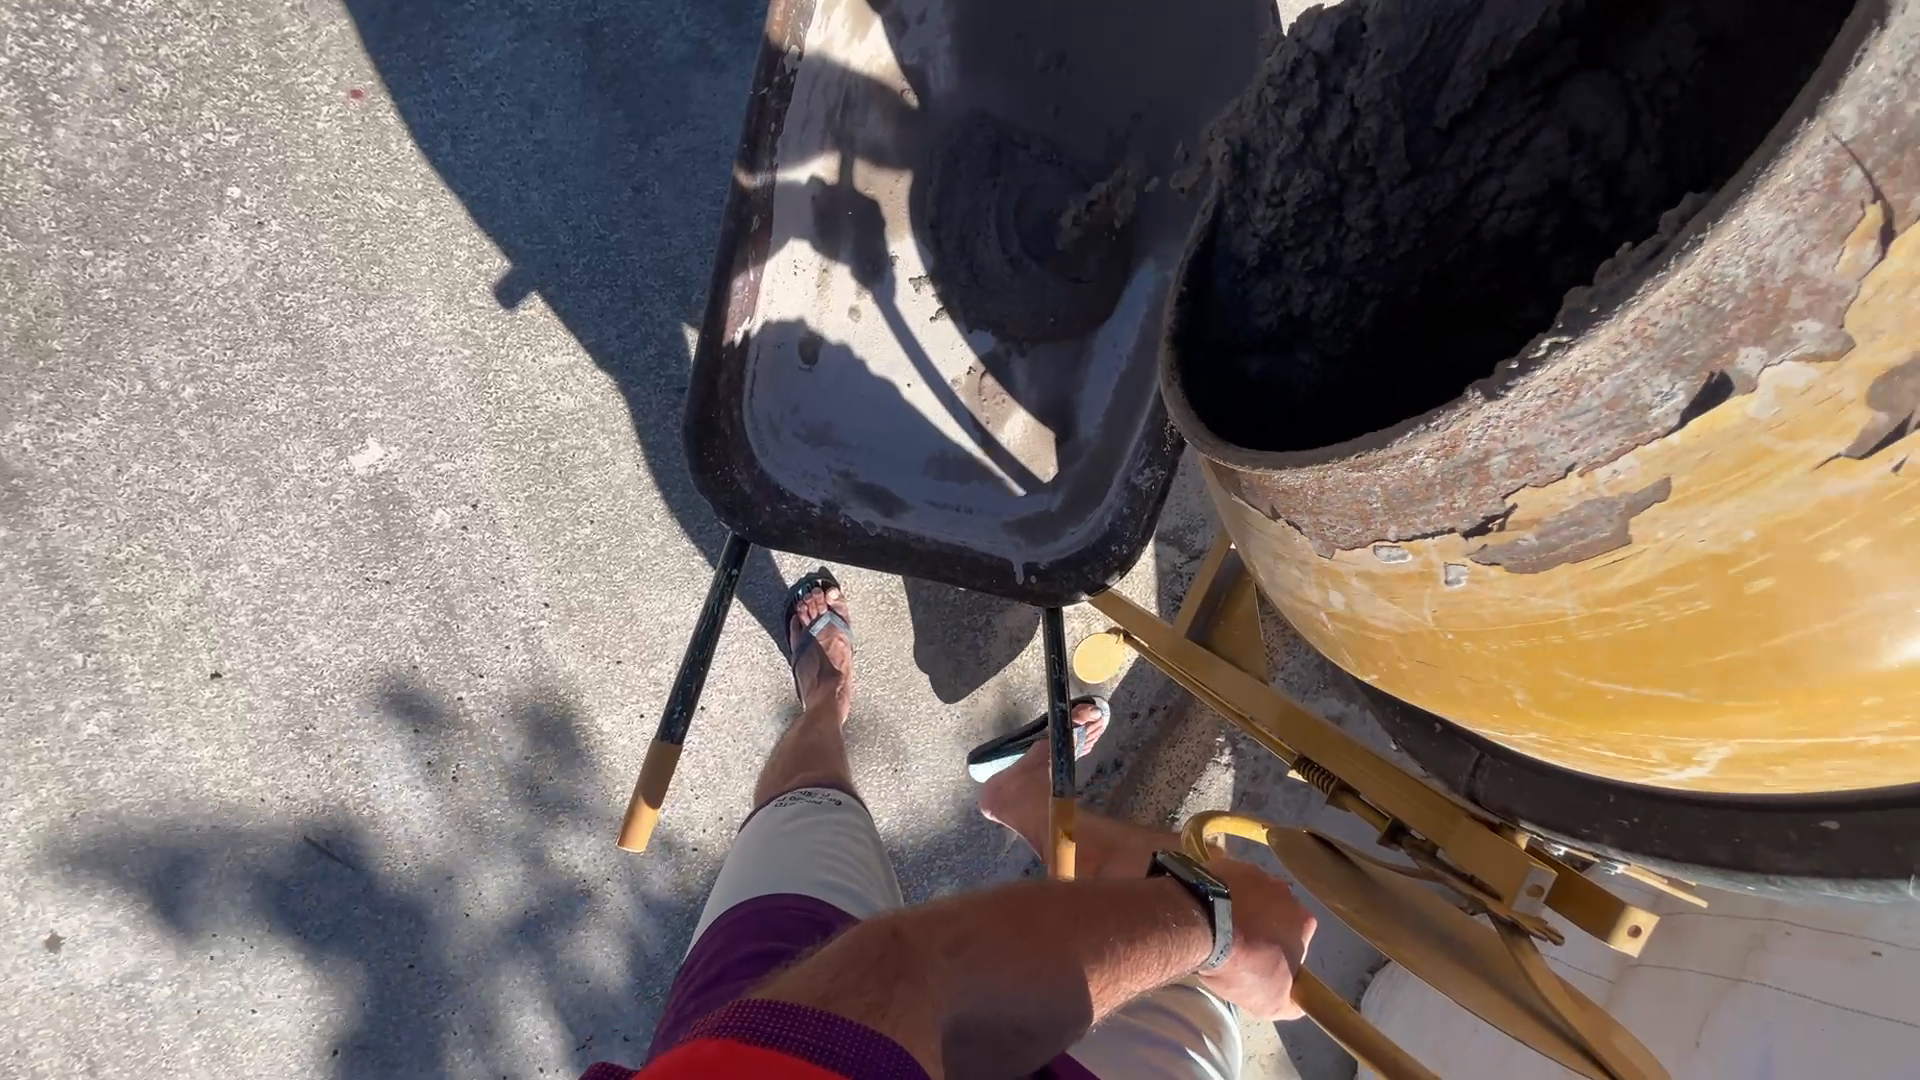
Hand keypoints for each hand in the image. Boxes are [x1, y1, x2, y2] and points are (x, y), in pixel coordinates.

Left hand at [1198, 857, 1316, 1020]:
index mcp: (1303, 921)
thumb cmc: (1242, 964)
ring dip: (1239, 906)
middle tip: (1238, 944)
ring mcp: (1251, 870)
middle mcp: (1283, 889)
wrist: (1199, 923)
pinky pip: (1224, 879)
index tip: (1260, 963)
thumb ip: (1291, 1000)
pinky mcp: (1222, 862)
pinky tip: (1204, 906)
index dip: (1280, 954)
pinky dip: (1218, 890)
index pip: (1298, 941)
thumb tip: (1294, 997)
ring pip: (1250, 893)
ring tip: (1217, 925)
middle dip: (1261, 925)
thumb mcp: (1273, 1003)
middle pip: (1275, 912)